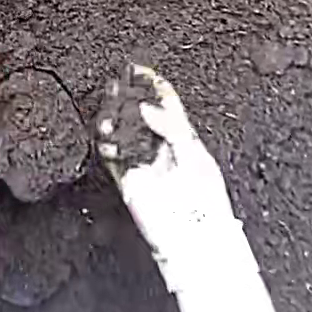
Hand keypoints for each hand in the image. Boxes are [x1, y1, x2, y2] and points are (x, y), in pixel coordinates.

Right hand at [97, 66, 253, 291]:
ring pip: (122, 130)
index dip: (150, 83)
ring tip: (107, 117)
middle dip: (126, 97)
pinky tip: (105, 140)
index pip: (164, 100)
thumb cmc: (206, 202)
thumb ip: (171, 127)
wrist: (197, 242)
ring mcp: (144, 160)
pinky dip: (105, 146)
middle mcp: (160, 144)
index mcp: (182, 134)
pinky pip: (112, 157)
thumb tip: (147, 108)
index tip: (136, 69)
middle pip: (138, 111)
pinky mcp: (129, 179)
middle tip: (115, 86)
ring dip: (112, 119)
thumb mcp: (194, 154)